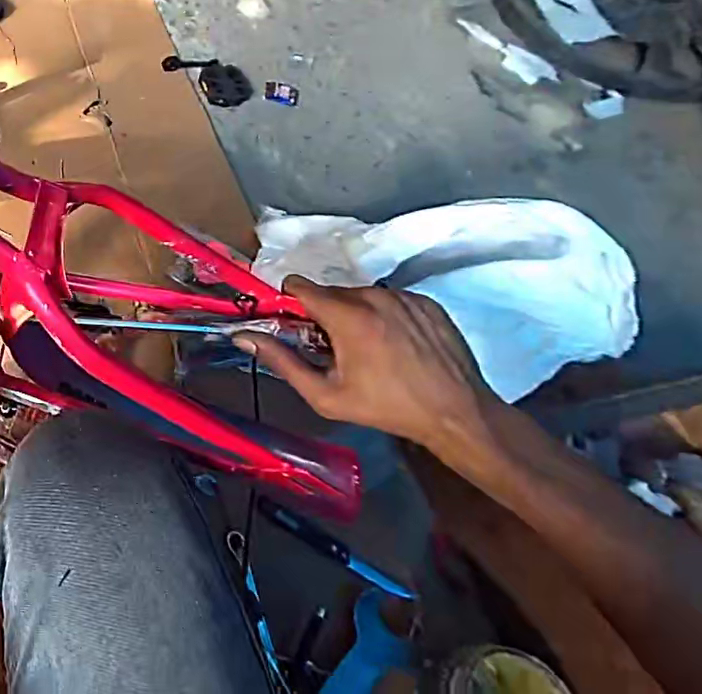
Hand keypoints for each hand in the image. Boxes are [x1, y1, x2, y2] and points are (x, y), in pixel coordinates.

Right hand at [234, 276, 499, 454]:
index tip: (297, 326)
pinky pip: (391, 299)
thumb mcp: (325, 394)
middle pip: (330, 292)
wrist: (459, 415)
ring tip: (370, 348)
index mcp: (346, 314)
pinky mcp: (427, 301)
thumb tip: (243, 336)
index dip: (291, 303)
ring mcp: (404, 295)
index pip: (299, 285)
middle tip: (335, 348)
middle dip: (324, 314)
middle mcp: (374, 295)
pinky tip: (397, 344)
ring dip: (355, 314)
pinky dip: (385, 315)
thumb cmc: (385, 407)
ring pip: (361, 294)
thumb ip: (280, 361)